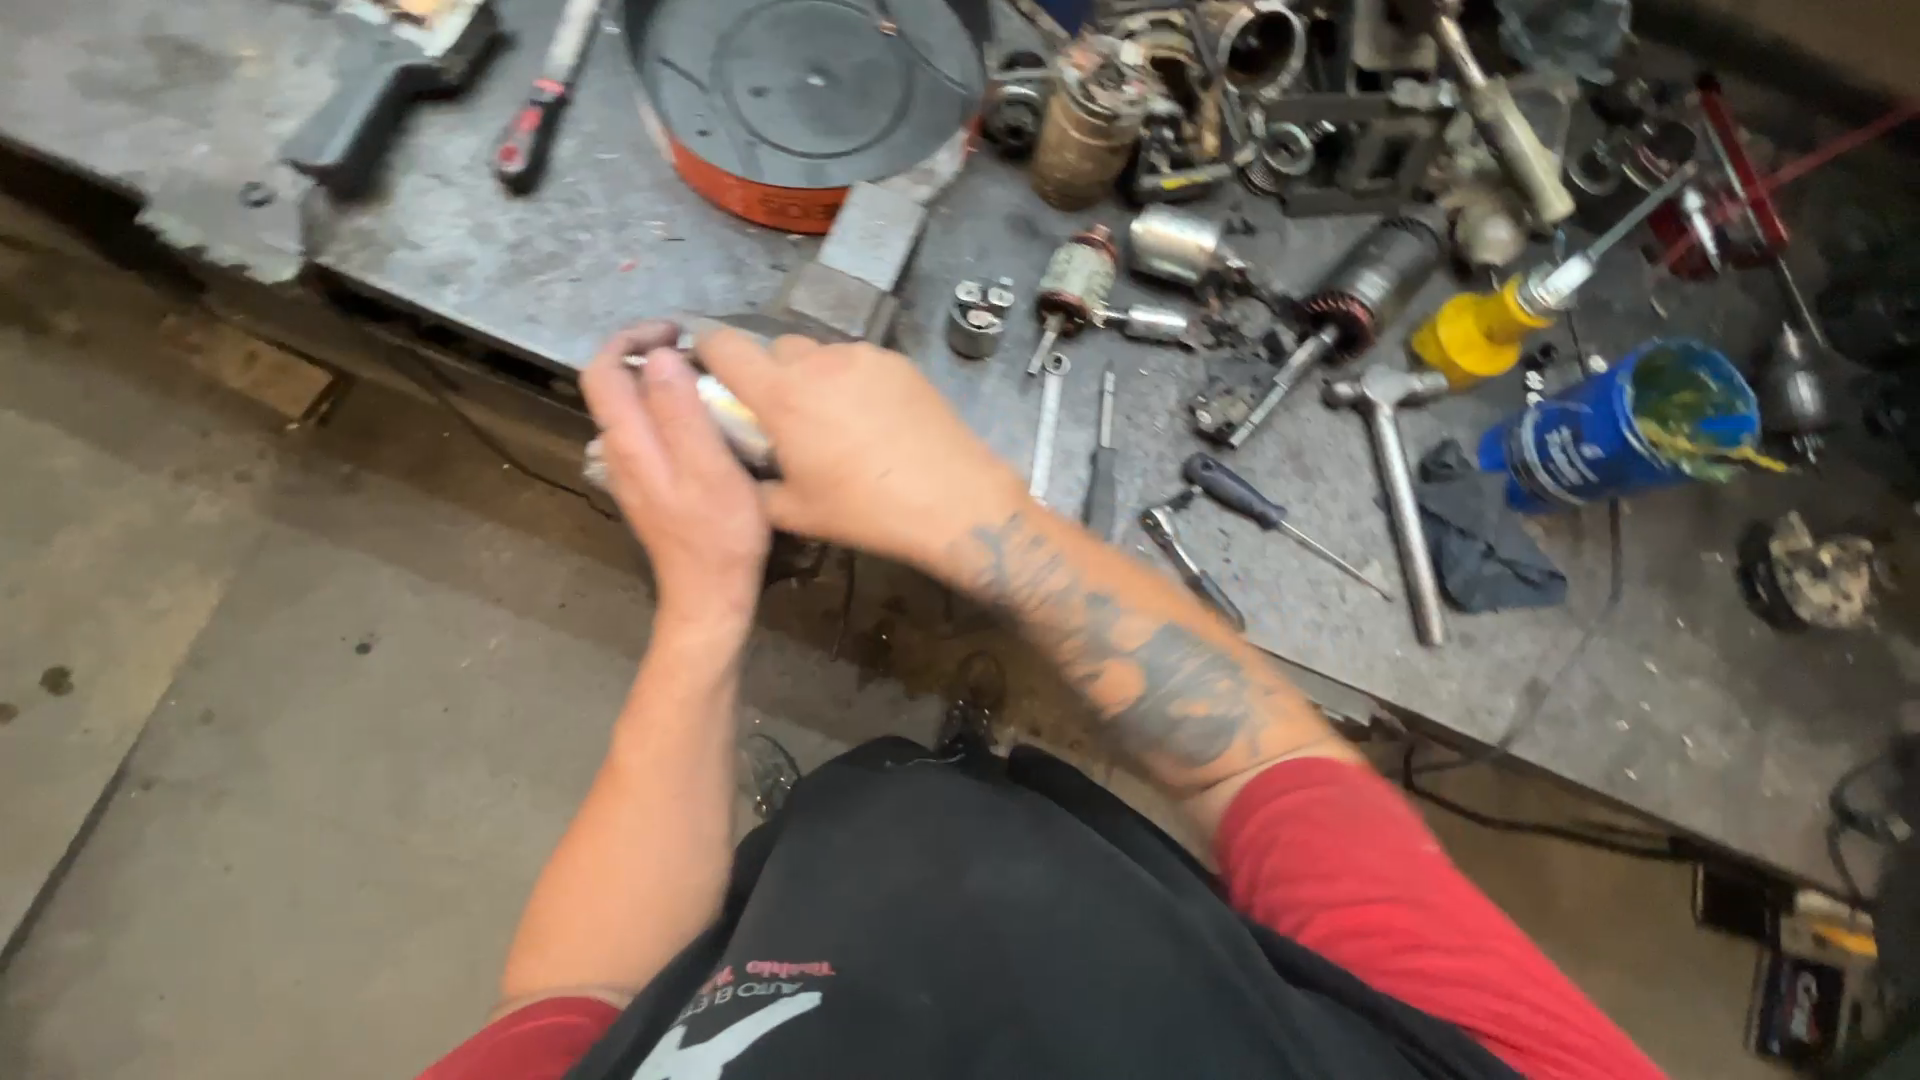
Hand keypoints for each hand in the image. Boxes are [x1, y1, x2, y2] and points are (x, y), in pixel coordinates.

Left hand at [582, 321, 770, 632]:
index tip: (678, 332)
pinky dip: (669, 409)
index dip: (632, 338)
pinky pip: (648, 431)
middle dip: (645, 354)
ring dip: (659, 382)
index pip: (603, 369)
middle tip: (695, 350)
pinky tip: (705, 420)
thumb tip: (660, 357)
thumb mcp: (710, 469)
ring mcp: (632, 471)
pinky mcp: (649, 486)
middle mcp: (619, 452)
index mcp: (629, 442)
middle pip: (611, 385)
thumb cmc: (719, 535)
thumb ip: (681, 412)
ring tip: (705, 378)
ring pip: (630, 408)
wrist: (709, 594)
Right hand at [693, 328, 1024, 569]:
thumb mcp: (795, 512)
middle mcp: (819, 362)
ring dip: (813, 378)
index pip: (722, 344)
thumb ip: (751, 484)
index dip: (708, 354)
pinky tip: (873, 420)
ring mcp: (864, 357)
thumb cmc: (866, 510)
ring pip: (820, 354)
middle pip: (775, 349)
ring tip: (835, 421)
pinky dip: (852, 382)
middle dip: (769, 376)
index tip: (713, 377)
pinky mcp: (899, 362)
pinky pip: (858, 362)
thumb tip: (734, 467)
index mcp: (782, 395)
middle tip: (786, 418)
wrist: (953, 499)